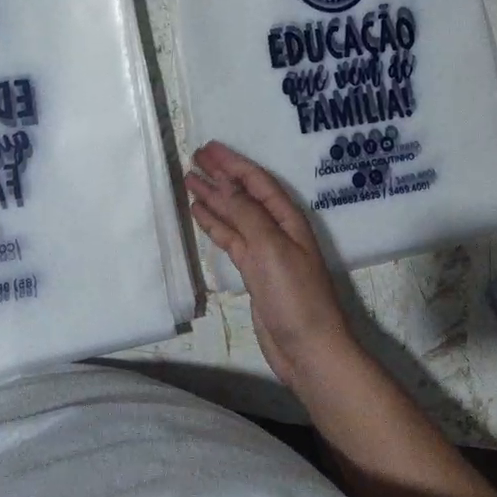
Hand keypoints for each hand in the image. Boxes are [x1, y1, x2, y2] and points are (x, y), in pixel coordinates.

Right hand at [185, 141, 357, 387]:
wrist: (308, 349)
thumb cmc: (295, 295)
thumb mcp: (271, 248)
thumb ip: (246, 214)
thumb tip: (224, 182)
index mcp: (287, 218)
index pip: (256, 180)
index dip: (233, 162)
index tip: (208, 147)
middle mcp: (276, 229)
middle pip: (244, 193)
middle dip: (221, 175)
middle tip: (194, 157)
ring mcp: (264, 250)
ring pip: (234, 214)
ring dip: (213, 197)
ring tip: (189, 179)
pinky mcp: (252, 271)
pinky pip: (229, 237)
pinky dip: (213, 224)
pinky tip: (198, 212)